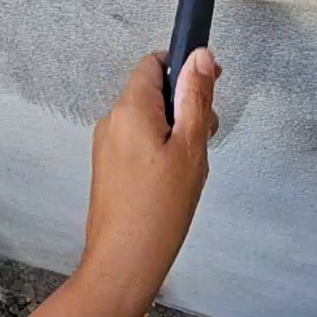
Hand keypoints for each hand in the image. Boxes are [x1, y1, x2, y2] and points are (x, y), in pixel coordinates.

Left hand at [79, 49, 219, 296]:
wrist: (124, 262)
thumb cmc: (160, 208)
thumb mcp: (191, 148)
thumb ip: (196, 98)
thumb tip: (201, 55)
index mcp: (130, 108)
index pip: (154, 63)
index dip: (184, 68)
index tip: (209, 88)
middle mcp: (112, 121)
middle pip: (154, 92)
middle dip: (185, 106)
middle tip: (204, 140)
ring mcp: (107, 145)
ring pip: (149, 119)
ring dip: (176, 131)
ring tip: (190, 168)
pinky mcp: (108, 167)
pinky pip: (138, 142)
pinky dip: (161, 150)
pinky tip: (174, 180)